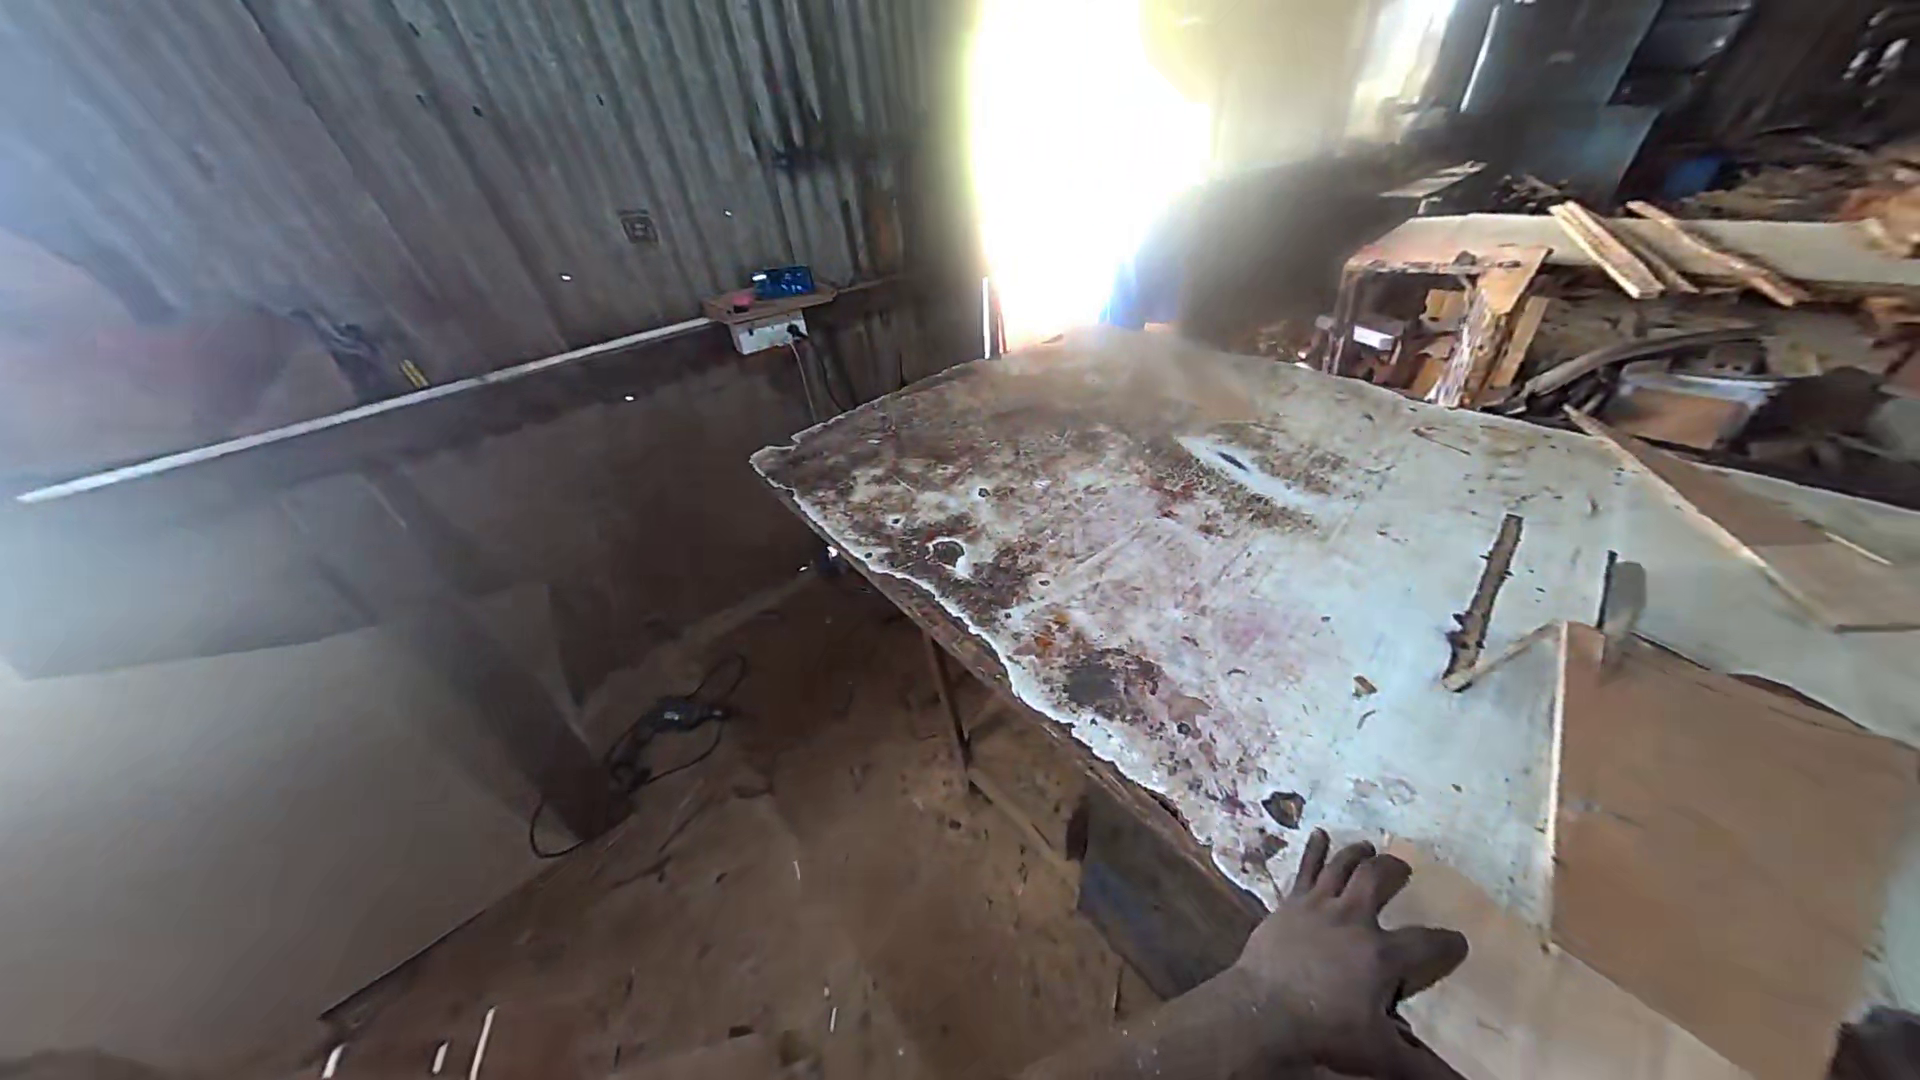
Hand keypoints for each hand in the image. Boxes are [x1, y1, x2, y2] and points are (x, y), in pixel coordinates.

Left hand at [1229, 829, 1467, 1079]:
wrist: (1266, 1006)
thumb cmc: (1326, 1029)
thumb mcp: (1383, 1055)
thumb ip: (1425, 1070)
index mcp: (1381, 954)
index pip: (1427, 943)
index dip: (1447, 943)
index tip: (1458, 940)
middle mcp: (1351, 919)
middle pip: (1377, 879)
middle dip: (1393, 869)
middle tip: (1402, 867)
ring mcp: (1317, 905)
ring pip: (1340, 866)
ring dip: (1356, 854)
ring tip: (1367, 846)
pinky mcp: (1291, 902)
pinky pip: (1304, 869)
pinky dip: (1314, 850)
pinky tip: (1319, 834)